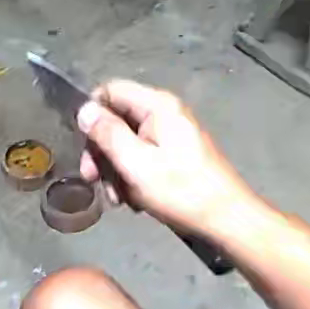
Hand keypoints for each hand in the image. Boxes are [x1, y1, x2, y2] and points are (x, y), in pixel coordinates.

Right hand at [76, 80, 259, 236]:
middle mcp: (164, 112)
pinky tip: (133, 200)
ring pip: (126, 142)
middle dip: (101, 151)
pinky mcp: (175, 154)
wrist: (226, 217)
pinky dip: (132, 176)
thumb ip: (107, 133)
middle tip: (93, 180)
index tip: (83, 147)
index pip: (109, 90)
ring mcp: (171, 133)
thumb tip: (84, 109)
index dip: (91, 115)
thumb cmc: (181, 190)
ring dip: (115, 170)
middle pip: (116, 118)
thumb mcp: (135, 163)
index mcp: (157, 105)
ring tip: (118, 198)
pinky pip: (142, 156)